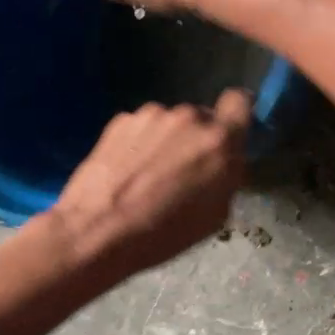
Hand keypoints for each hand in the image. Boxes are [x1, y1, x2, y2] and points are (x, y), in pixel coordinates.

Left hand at [48, 90, 250, 279]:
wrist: (94, 233)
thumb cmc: (163, 233)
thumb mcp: (215, 214)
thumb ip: (228, 174)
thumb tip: (225, 160)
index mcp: (219, 139)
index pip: (240, 101)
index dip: (236, 114)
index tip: (228, 132)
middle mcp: (190, 116)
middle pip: (202, 117)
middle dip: (196, 138)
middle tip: (181, 169)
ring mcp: (153, 114)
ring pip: (170, 122)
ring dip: (166, 140)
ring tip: (146, 174)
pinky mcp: (122, 120)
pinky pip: (142, 127)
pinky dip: (139, 143)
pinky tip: (125, 170)